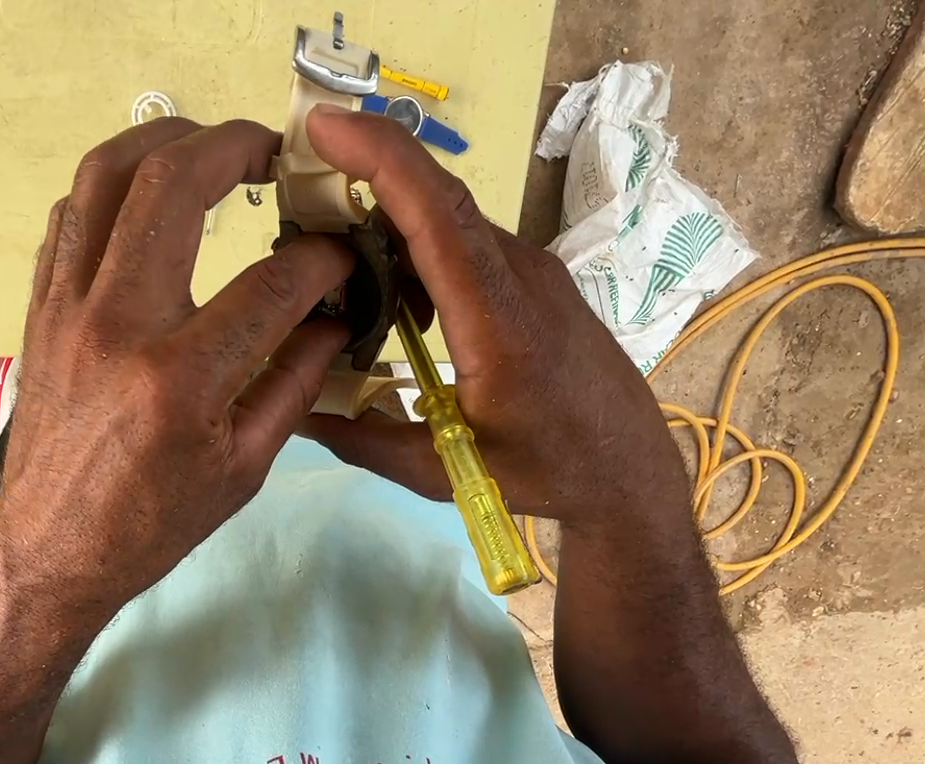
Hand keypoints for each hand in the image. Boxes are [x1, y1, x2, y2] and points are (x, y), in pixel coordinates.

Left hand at [0, 117, 355, 621]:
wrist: (52, 549)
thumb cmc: (152, 524)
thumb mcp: (243, 468)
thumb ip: (295, 384)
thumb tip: (333, 321)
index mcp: (181, 379)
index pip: (270, 283)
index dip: (321, 260)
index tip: (340, 256)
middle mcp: (117, 324)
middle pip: (174, 185)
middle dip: (236, 147)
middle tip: (273, 152)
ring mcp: (68, 308)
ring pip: (105, 177)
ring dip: (164, 142)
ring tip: (209, 148)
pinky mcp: (41, 310)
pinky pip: (71, 216)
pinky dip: (114, 189)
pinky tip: (148, 200)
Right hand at [299, 108, 690, 532]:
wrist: (626, 468)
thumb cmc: (543, 473)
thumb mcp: (445, 472)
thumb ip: (366, 441)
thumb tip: (298, 415)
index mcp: (496, 323)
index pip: (438, 215)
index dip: (381, 160)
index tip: (323, 129)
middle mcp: (519, 278)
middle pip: (437, 204)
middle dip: (366, 184)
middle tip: (301, 209)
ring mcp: (533, 273)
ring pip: (450, 224)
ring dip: (391, 231)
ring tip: (338, 271)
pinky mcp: (535, 281)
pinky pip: (467, 247)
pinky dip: (420, 256)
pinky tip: (396, 302)